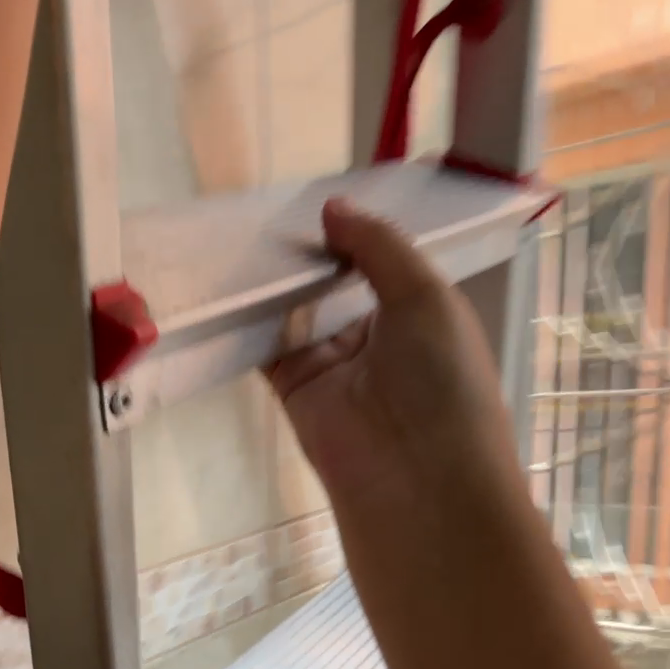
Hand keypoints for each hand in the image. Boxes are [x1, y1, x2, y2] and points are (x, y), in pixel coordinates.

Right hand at [268, 198, 521, 514]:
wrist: (411, 472)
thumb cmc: (439, 377)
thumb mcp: (424, 295)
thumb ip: (378, 247)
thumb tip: (331, 207)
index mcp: (418, 310)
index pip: (380, 261)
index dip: (355, 232)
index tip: (322, 197)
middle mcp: (372, 334)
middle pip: (332, 285)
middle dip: (310, 254)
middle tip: (271, 210)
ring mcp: (330, 363)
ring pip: (296, 313)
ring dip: (276, 285)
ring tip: (244, 237)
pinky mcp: (292, 387)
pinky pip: (267, 347)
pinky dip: (249, 323)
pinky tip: (231, 289)